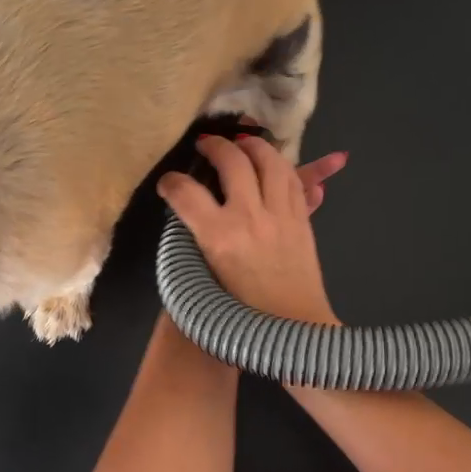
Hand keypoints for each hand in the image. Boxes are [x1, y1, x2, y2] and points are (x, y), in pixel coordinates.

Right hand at [157, 135, 347, 325]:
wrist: (293, 328)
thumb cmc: (243, 314)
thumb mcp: (206, 279)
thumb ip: (196, 242)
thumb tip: (189, 213)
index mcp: (219, 237)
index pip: (186, 193)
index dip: (170, 182)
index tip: (168, 183)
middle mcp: (251, 218)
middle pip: (232, 161)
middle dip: (214, 145)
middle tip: (205, 144)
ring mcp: (281, 215)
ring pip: (270, 161)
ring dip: (253, 145)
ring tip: (242, 143)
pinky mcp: (302, 219)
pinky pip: (293, 179)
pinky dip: (280, 165)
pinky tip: (272, 163)